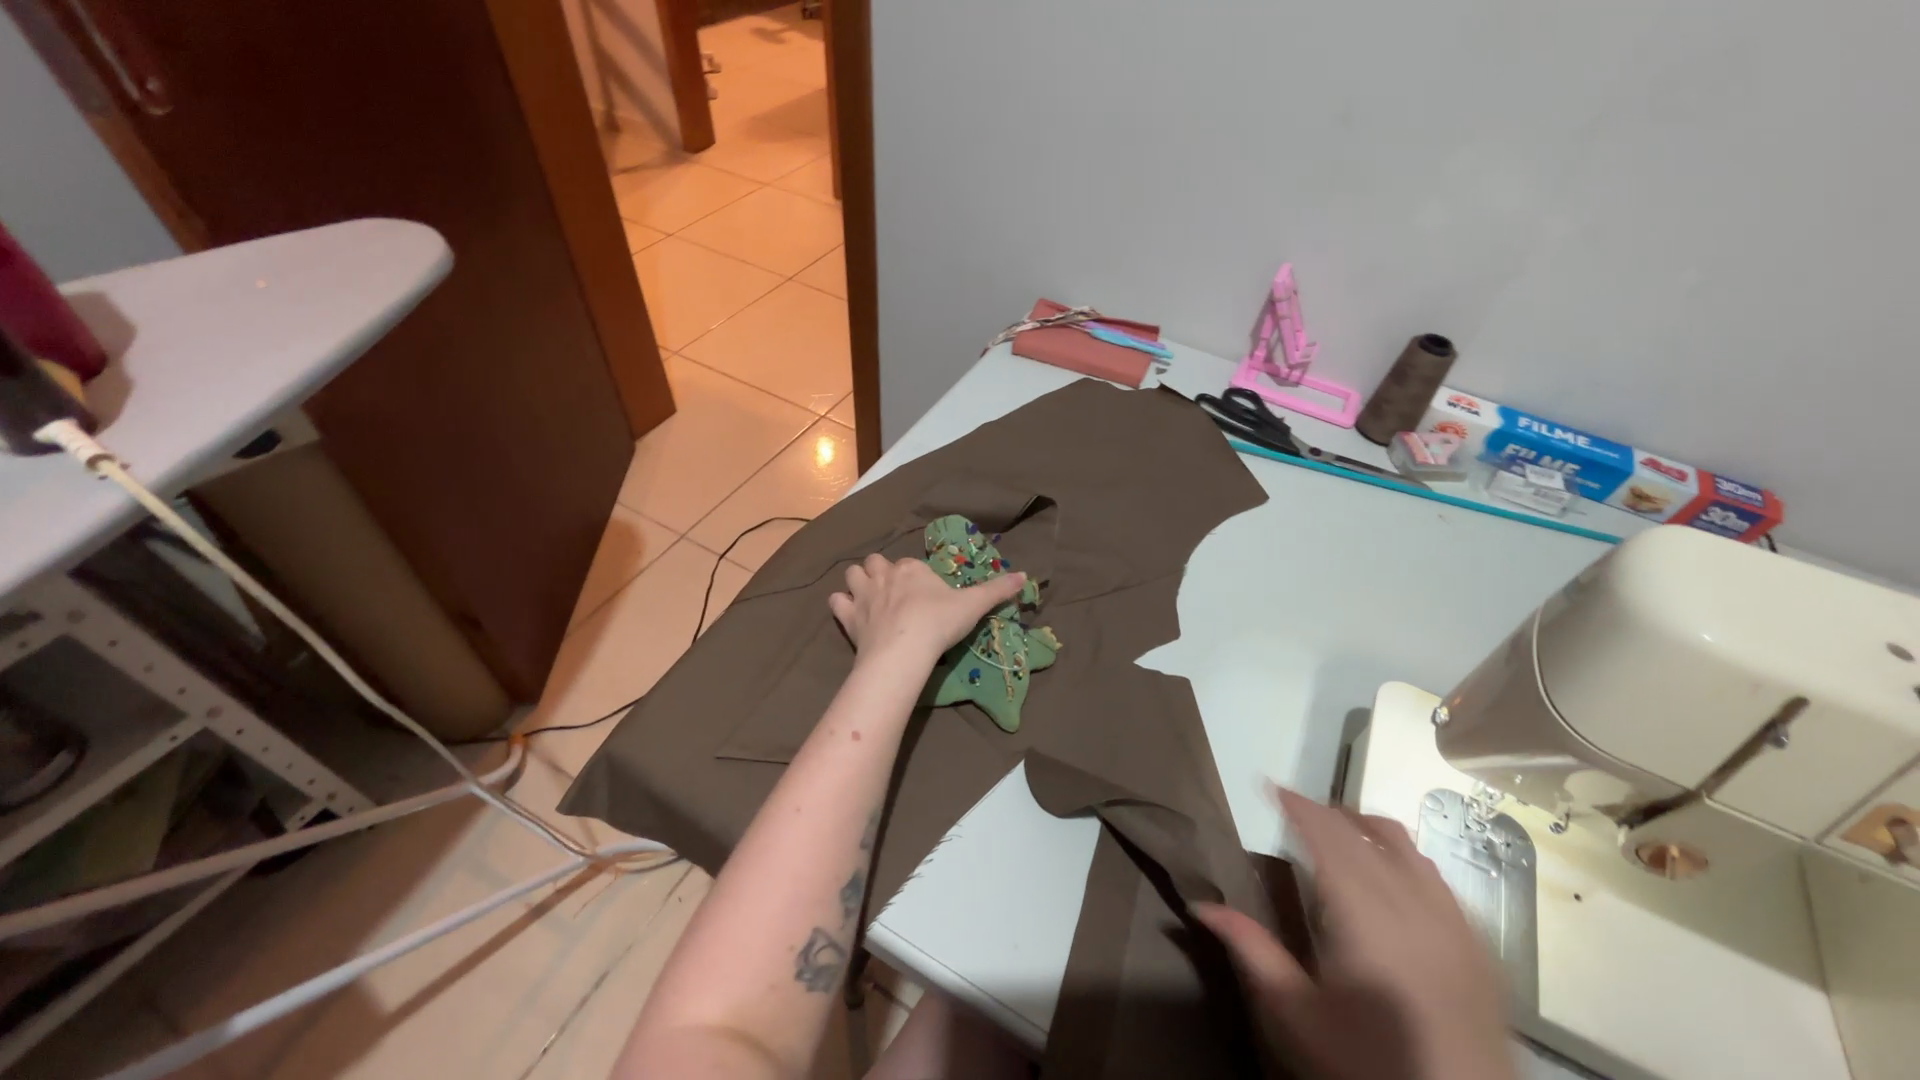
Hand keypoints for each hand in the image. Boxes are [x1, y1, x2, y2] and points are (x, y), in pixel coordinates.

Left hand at [829, 554, 1026, 664]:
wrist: (904, 651)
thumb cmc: (939, 623)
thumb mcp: (974, 605)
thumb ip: (998, 590)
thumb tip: (1024, 576)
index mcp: (912, 569)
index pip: (911, 564)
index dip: (916, 576)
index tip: (926, 593)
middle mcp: (884, 575)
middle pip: (877, 562)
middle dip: (882, 571)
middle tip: (895, 592)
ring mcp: (863, 595)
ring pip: (853, 574)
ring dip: (859, 581)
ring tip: (869, 596)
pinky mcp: (848, 617)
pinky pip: (836, 602)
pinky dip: (841, 605)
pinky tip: (851, 613)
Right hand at [1193, 788, 1513, 1079]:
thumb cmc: (1366, 1063)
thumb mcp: (1295, 1014)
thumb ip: (1251, 951)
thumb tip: (1199, 905)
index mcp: (1363, 913)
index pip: (1327, 836)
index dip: (1299, 806)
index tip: (1271, 786)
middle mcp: (1412, 904)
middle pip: (1369, 834)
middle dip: (1330, 813)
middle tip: (1297, 808)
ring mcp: (1453, 922)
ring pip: (1410, 848)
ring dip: (1371, 829)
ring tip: (1343, 828)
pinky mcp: (1479, 946)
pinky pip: (1441, 879)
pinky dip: (1409, 859)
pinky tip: (1397, 875)